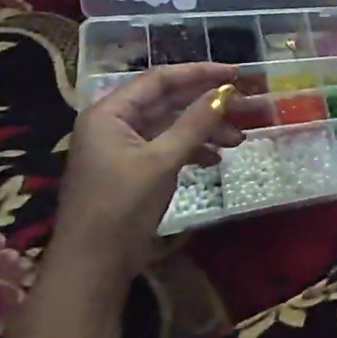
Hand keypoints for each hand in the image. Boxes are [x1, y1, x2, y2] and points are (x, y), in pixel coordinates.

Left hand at [49, 63, 243, 286]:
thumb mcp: (162, 162)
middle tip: (243, 107)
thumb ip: (194, 124)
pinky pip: (164, 148)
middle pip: (165, 102)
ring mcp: (121, 147)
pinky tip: (214, 159)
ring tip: (237, 141)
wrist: (93, 264)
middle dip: (205, 105)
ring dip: (202, 131)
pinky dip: (189, 150)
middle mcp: (113, 123)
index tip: (235, 74)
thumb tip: (224, 93)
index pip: (159, 80)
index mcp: (109, 112)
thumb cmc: (121, 206)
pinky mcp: (130, 170)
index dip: (199, 74)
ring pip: (168, 127)